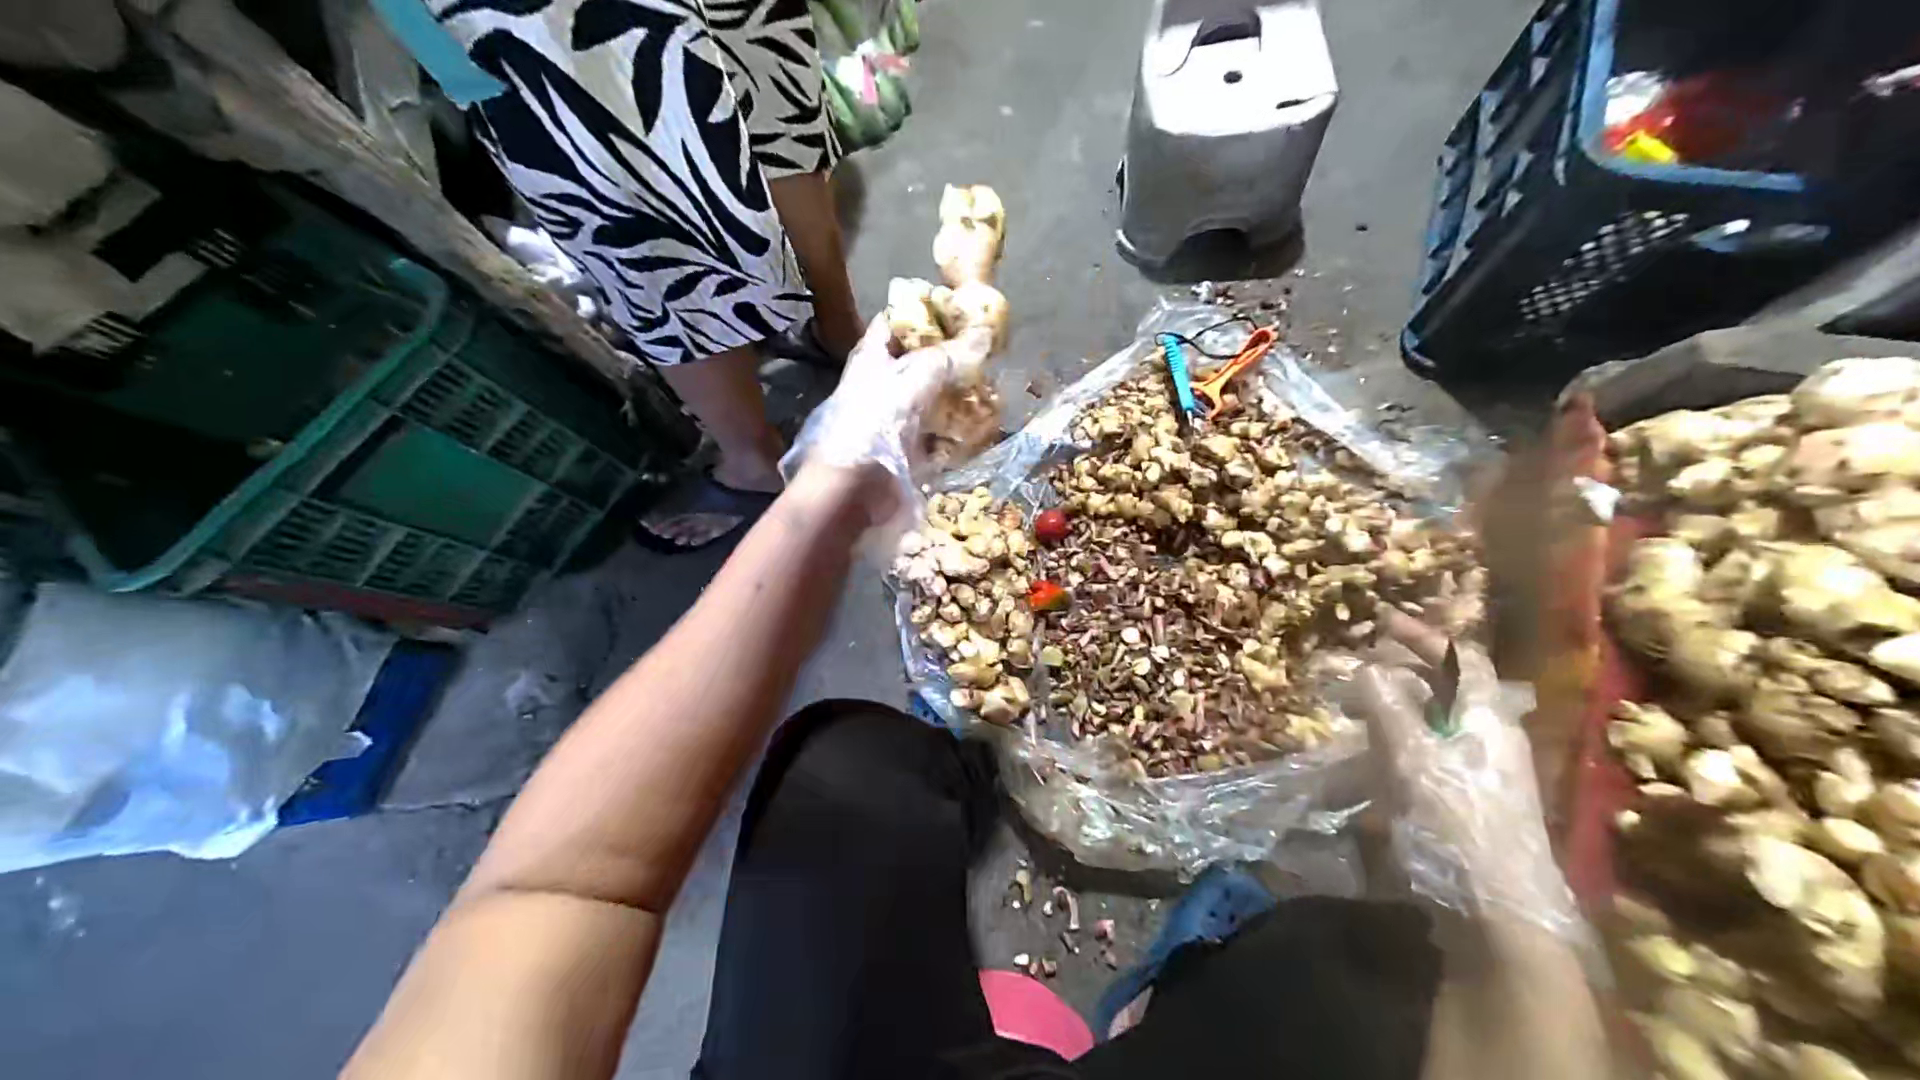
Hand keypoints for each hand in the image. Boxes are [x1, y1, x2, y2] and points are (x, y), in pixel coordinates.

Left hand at [779, 315, 990, 525]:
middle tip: (988, 349)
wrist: (855, 487)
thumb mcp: (913, 377)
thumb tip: (984, 335)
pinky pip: (940, 434)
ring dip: (961, 394)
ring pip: (934, 398)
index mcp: (873, 358)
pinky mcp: (910, 449)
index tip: (960, 309)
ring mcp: (898, 419)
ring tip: (993, 385)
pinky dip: (960, 430)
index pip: (896, 321)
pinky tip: (985, 423)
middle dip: (953, 356)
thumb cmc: (874, 422)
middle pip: (921, 361)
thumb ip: (948, 356)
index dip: (924, 311)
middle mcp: (884, 384)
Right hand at [1356, 612, 1584, 941]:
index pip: (1461, 659)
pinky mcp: (1458, 806)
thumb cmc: (1455, 823)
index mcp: (1485, 720)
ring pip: (1419, 731)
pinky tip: (1352, 785)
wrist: (1494, 916)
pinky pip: (1415, 767)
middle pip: (1437, 694)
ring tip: (1339, 738)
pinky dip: (1382, 764)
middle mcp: (1484, 740)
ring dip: (1377, 728)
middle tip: (1346, 688)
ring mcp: (1472, 775)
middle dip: (1388, 684)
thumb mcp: (1412, 759)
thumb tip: (1365, 666)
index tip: (1379, 623)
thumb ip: (1386, 707)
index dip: (1422, 636)